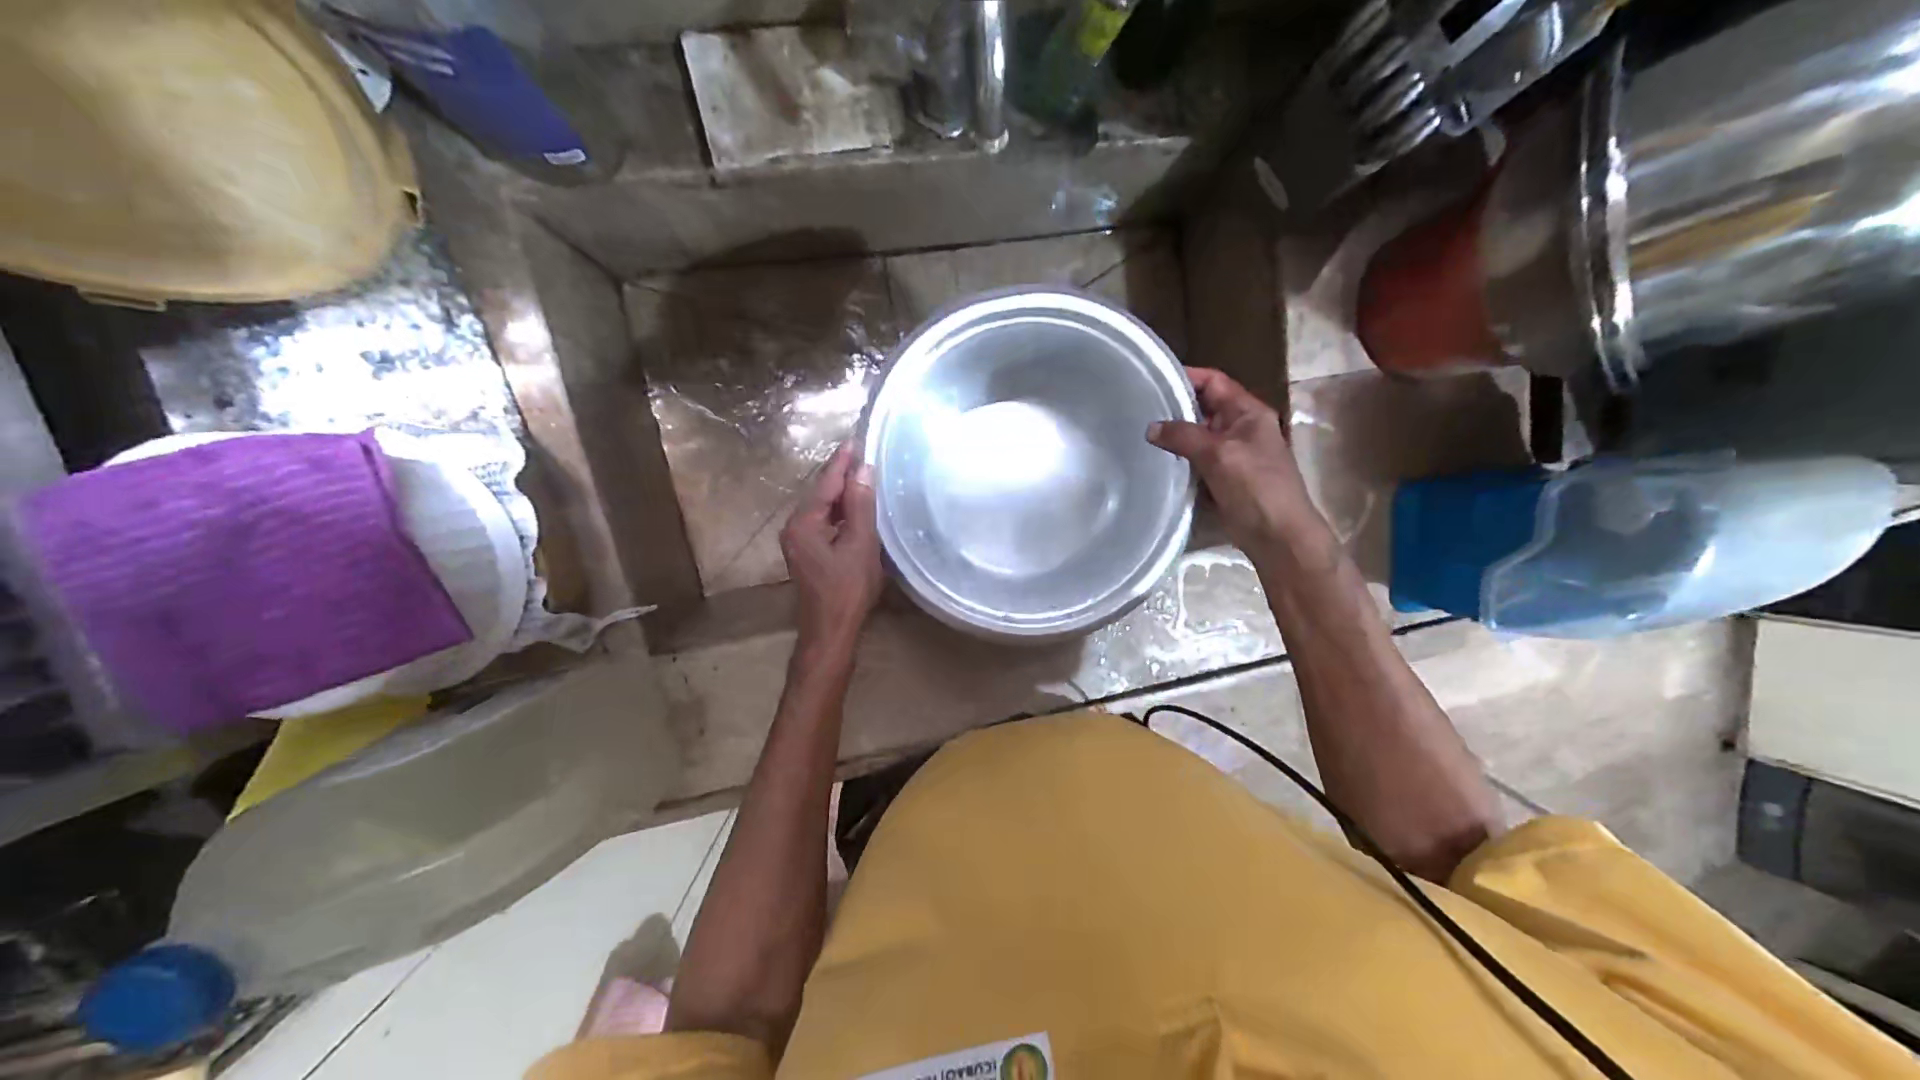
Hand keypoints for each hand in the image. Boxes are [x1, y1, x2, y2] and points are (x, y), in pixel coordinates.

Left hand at [781, 440, 883, 660]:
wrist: (831, 630)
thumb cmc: (847, 589)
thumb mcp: (860, 544)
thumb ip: (861, 506)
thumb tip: (863, 470)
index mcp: (803, 523)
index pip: (826, 484)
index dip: (842, 462)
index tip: (855, 440)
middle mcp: (794, 528)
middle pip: (822, 494)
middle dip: (843, 475)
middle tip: (865, 455)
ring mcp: (799, 542)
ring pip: (823, 509)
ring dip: (843, 495)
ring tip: (865, 476)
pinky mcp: (808, 554)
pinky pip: (825, 523)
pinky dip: (841, 513)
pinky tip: (858, 509)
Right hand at [1147, 368, 1329, 557]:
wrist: (1279, 536)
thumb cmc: (1256, 488)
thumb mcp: (1219, 454)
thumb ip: (1184, 436)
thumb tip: (1152, 427)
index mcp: (1248, 413)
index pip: (1214, 382)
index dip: (1186, 376)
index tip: (1152, 377)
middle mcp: (1240, 429)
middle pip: (1203, 408)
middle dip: (1174, 407)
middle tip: (1137, 408)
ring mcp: (1231, 455)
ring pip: (1197, 437)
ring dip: (1174, 437)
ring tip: (1139, 434)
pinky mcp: (1222, 480)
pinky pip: (1195, 462)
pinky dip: (1178, 461)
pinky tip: (1155, 463)